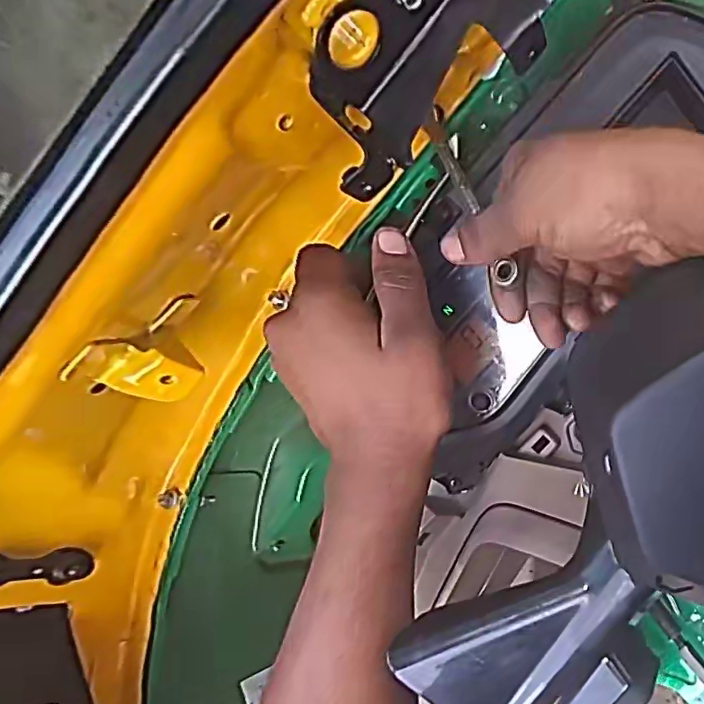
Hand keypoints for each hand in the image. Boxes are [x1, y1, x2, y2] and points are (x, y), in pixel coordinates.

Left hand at [266, 231, 449, 479]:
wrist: (379, 461)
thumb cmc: (399, 407)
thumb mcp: (415, 336)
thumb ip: (400, 282)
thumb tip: (389, 241)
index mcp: (318, 305)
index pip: (328, 252)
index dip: (365, 262)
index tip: (392, 281)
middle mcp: (291, 324)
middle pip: (322, 284)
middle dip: (359, 294)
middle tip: (398, 324)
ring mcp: (288, 353)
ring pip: (320, 314)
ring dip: (350, 321)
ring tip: (387, 351)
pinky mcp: (296, 376)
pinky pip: (317, 342)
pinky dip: (340, 346)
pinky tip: (370, 369)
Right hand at [441, 129, 703, 347]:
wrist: (664, 199)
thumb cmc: (598, 188)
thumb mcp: (523, 213)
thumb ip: (486, 235)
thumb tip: (454, 244)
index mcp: (527, 180)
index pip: (502, 235)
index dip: (502, 275)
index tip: (507, 306)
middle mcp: (560, 200)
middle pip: (539, 264)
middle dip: (542, 302)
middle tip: (546, 330)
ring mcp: (594, 223)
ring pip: (572, 278)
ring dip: (571, 307)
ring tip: (577, 323)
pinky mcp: (625, 244)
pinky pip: (603, 283)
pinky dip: (600, 301)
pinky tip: (601, 310)